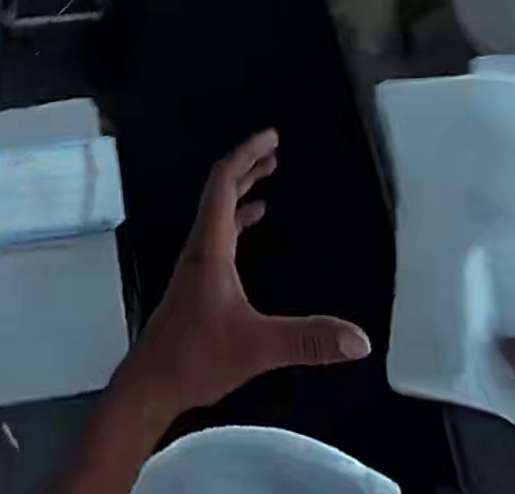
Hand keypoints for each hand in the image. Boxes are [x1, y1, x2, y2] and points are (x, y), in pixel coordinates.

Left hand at [117, 129, 373, 416]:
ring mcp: (199, 259)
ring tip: (268, 171)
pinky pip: (222, 230)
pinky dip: (239, 214)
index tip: (270, 136)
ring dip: (243, 186)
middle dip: (248, 163)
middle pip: (221, 188)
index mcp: (210, 245)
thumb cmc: (197, 355)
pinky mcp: (200, 275)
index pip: (224, 183)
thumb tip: (360, 338)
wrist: (154, 378)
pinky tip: (254, 217)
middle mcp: (202, 243)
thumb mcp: (257, 346)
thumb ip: (307, 341)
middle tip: (275, 147)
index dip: (246, 154)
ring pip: (220, 208)